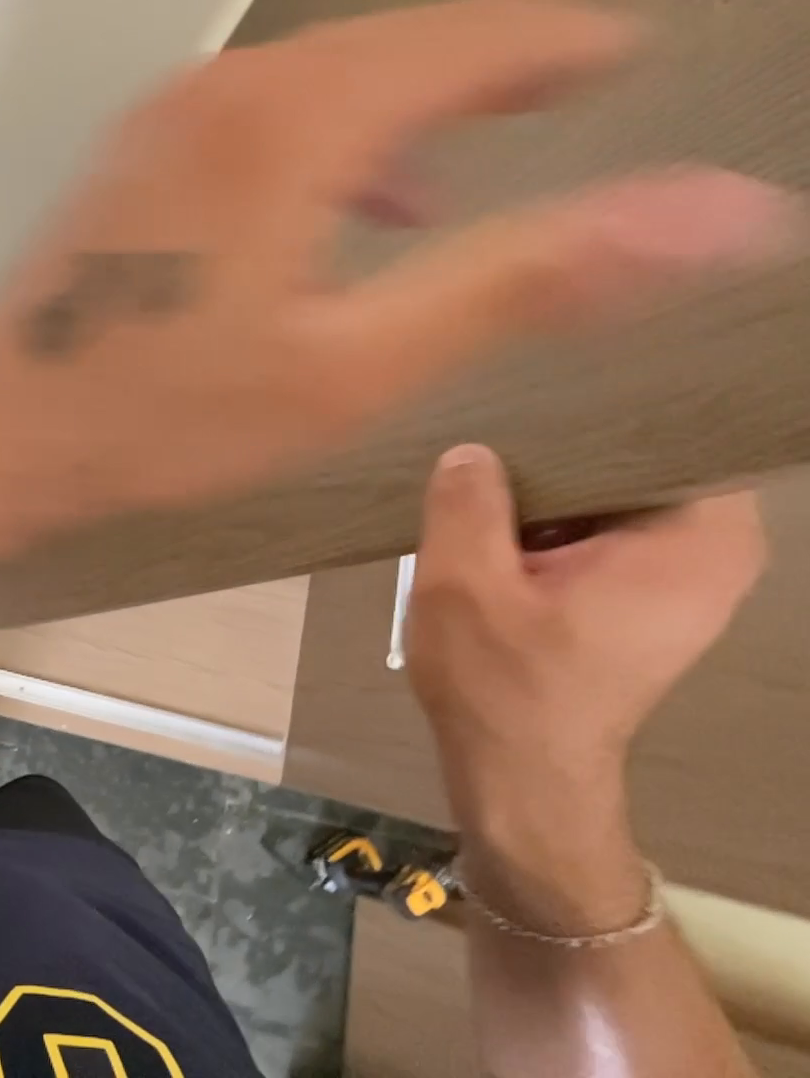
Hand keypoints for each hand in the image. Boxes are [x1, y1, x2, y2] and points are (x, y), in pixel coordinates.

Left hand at [0, 0, 798, 554]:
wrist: (0, 444)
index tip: (615, 54)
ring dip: (380, 120)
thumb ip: (518, 281)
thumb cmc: (156, 425)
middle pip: (378, 52)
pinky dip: (295, 154)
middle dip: (470, 74)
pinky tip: (311, 216)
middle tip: (551, 91)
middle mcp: (210, 103)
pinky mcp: (112, 177)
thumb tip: (718, 213)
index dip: (553, 46)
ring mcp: (147, 134)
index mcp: (283, 129)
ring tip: (440, 178)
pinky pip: (231, 132)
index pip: (462, 41)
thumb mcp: (346, 371)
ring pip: (299, 91)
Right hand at [407, 444, 766, 786]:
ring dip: (545, 497)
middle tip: (482, 441)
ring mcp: (682, 581)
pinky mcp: (644, 603)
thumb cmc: (501, 679)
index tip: (520, 405)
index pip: (662, 436)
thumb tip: (470, 453)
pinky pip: (601, 537)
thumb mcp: (462, 583)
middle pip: (634, 468)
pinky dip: (549, 530)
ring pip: (610, 502)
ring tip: (477, 483)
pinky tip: (493, 533)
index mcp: (695, 539)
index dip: (589, 416)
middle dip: (556, 458)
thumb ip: (466, 507)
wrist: (516, 769)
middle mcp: (711, 553)